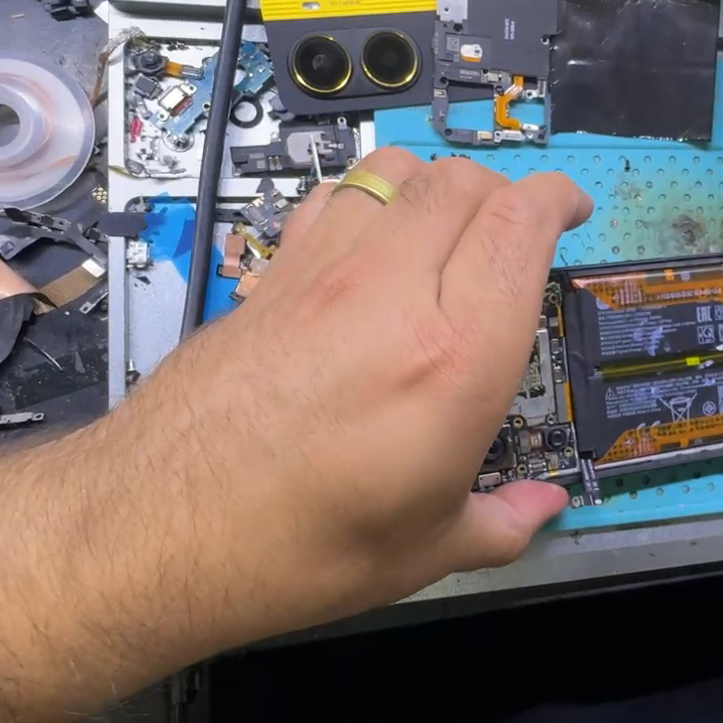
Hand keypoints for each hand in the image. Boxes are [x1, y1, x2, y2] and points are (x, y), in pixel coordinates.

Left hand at [97, 148, 593, 642]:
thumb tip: (547, 509)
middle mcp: (394, 293)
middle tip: (517, 232)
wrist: (151, 532)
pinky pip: (335, 197)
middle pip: (464, 182)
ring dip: (440, 186)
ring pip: (398, 171)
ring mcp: (325, 272)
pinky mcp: (275, 274)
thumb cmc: (303, 548)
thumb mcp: (427, 551)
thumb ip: (505, 522)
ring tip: (450, 229)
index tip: (572, 210)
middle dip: (506, 191)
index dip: (557, 198)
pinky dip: (373, 198)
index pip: (518, 226)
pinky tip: (374, 243)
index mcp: (454, 357)